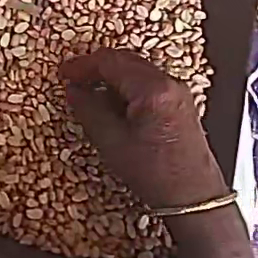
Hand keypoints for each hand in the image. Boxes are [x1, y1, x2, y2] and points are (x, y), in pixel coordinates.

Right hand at [59, 49, 225, 209]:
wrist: (192, 197)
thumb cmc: (155, 173)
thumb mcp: (111, 142)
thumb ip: (88, 110)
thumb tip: (74, 91)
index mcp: (153, 89)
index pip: (111, 62)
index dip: (82, 65)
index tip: (65, 73)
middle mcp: (169, 83)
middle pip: (126, 61)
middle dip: (96, 69)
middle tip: (74, 81)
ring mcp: (178, 92)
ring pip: (137, 71)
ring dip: (111, 78)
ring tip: (90, 96)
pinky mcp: (180, 103)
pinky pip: (148, 84)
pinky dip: (127, 89)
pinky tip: (113, 106)